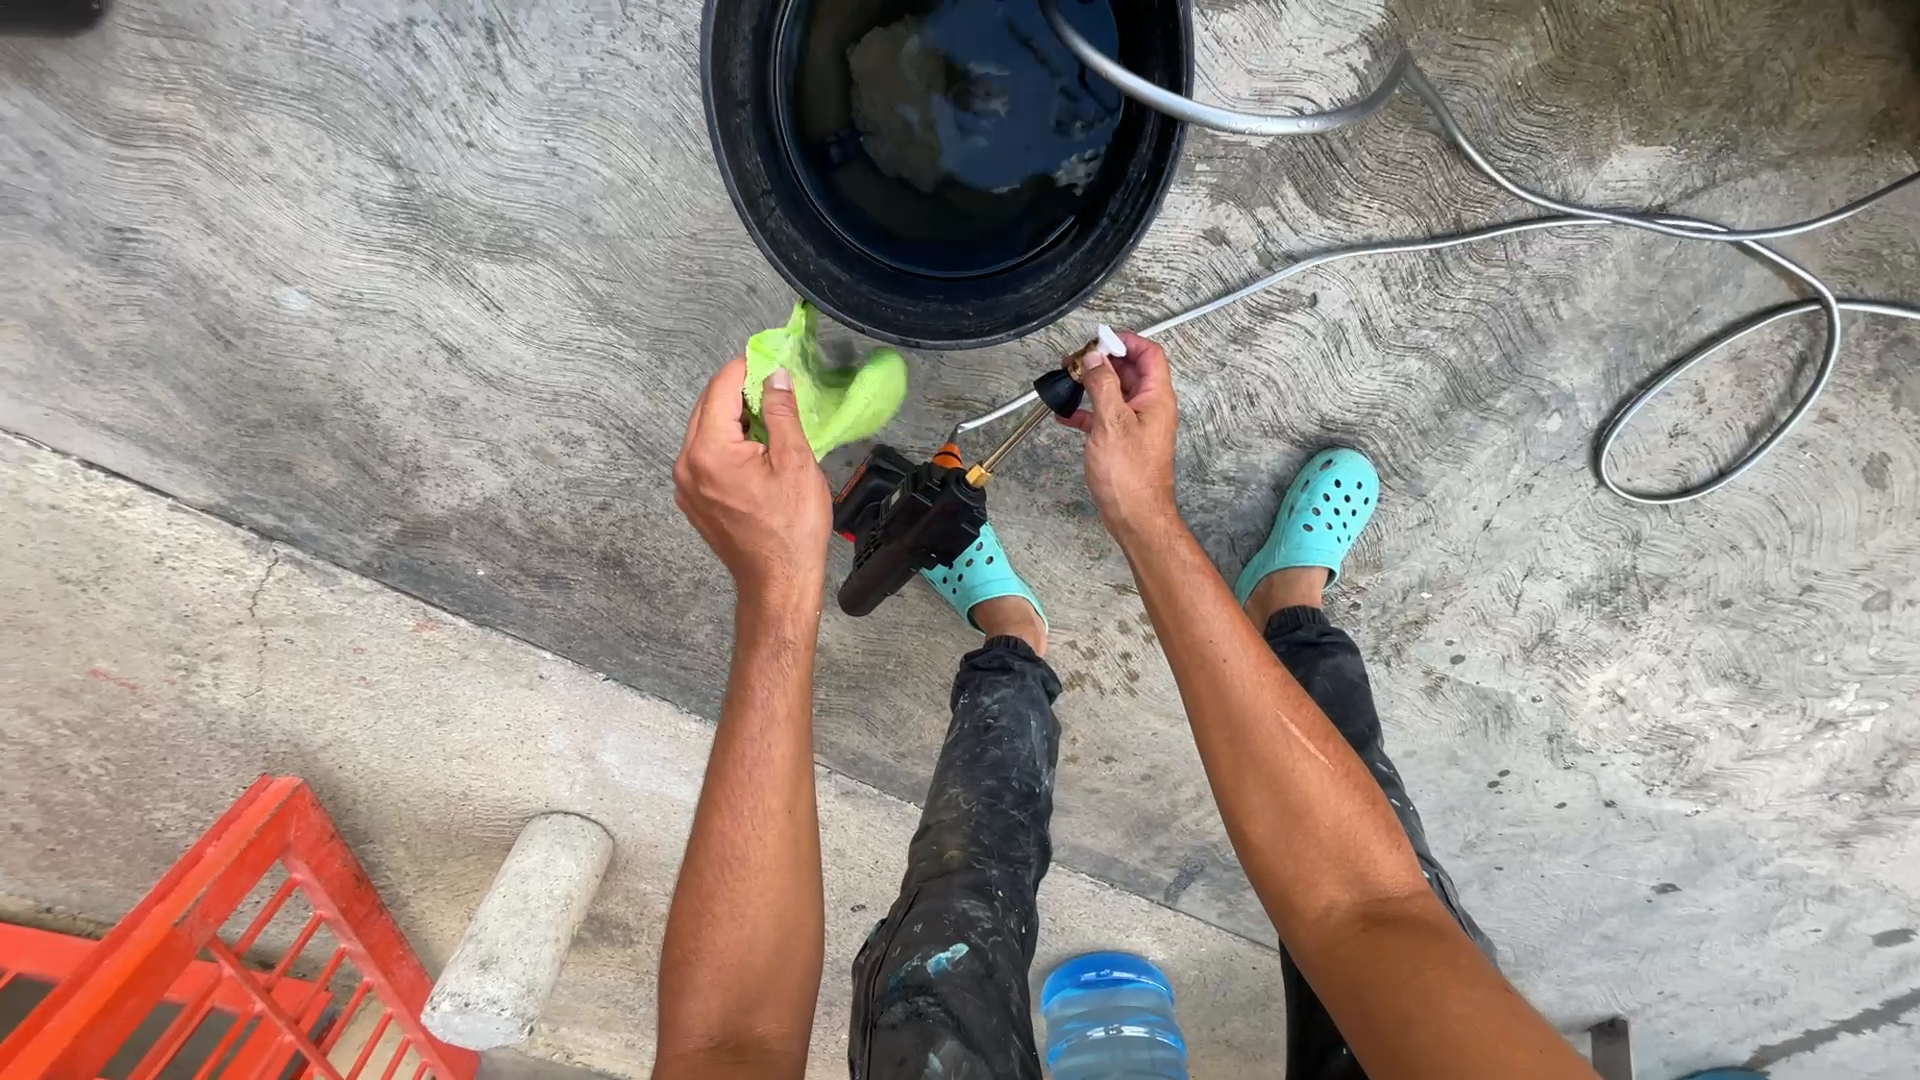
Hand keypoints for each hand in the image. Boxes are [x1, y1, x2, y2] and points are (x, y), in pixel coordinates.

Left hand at [674, 358, 831, 609]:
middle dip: (740, 392)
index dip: (747, 368)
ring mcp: (685, 486)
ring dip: (734, 419)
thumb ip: (781, 413)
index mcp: (709, 450)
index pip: (721, 388)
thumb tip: (775, 378)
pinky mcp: (693, 502)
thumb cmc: (792, 527)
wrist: (778, 582)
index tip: (772, 360)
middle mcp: (686, 464)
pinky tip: (756, 452)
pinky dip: (727, 444)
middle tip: (775, 388)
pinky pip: (706, 457)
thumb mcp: (796, 462)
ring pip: (705, 432)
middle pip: (708, 408)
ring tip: (770, 420)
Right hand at [1059, 330, 1178, 538]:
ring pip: (1115, 394)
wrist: (1135, 517)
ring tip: (1069, 381)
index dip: (1126, 342)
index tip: (1100, 340)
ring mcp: (1137, 426)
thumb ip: (1102, 386)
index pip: (1149, 354)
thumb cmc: (1130, 478)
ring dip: (1092, 385)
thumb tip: (1094, 359)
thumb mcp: (1112, 422)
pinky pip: (1105, 417)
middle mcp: (1150, 409)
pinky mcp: (1123, 442)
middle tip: (1078, 360)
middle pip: (1130, 371)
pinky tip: (1067, 415)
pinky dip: (1087, 412)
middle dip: (1103, 362)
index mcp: (1156, 398)